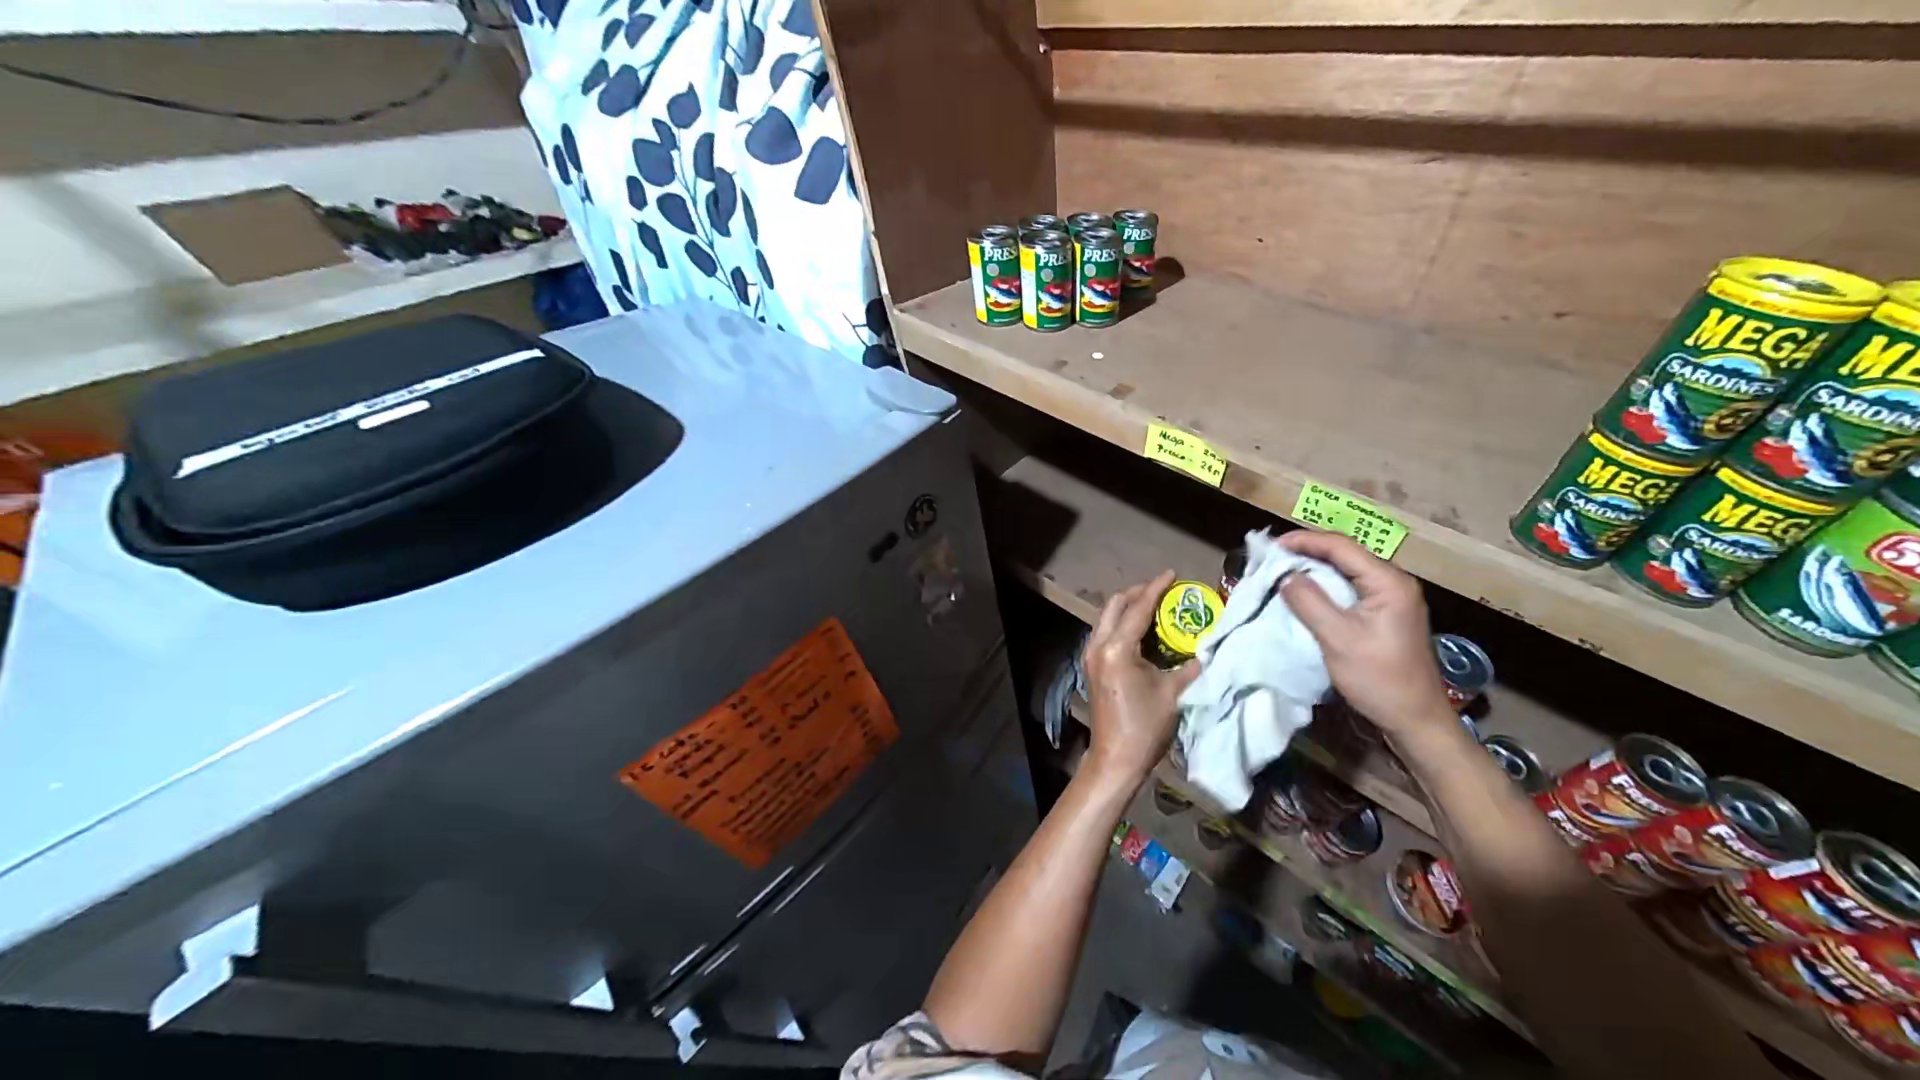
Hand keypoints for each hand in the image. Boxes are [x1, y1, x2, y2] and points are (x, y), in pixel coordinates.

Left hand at [1081, 570, 1200, 785]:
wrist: (1116, 758)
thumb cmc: (1145, 726)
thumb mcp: (1174, 692)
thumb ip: (1192, 665)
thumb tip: (1211, 647)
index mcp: (1117, 648)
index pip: (1138, 608)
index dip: (1157, 588)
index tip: (1173, 574)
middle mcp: (1098, 645)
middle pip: (1115, 605)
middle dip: (1138, 593)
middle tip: (1164, 589)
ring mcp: (1091, 655)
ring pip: (1107, 618)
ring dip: (1129, 607)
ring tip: (1156, 606)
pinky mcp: (1092, 666)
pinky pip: (1106, 632)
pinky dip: (1123, 623)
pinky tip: (1143, 630)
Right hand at [1277, 531, 1454, 737]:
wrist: (1414, 719)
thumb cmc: (1378, 678)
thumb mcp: (1337, 638)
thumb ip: (1309, 601)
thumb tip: (1285, 575)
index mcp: (1388, 582)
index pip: (1342, 546)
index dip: (1305, 541)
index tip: (1272, 546)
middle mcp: (1394, 583)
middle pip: (1345, 554)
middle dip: (1308, 552)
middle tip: (1273, 559)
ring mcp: (1392, 599)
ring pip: (1347, 571)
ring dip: (1315, 569)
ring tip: (1283, 572)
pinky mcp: (1385, 614)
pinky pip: (1350, 588)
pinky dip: (1325, 586)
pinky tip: (1305, 593)